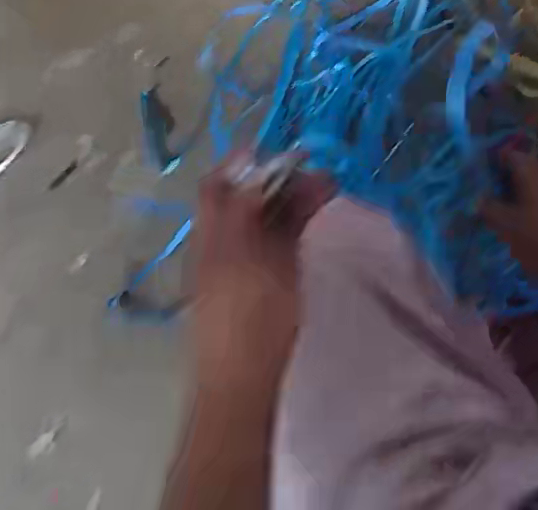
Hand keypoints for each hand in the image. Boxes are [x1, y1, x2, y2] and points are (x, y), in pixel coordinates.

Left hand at [186, 152, 333, 391]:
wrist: (240, 383)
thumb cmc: (252, 317)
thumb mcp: (267, 257)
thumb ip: (273, 214)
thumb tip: (282, 173)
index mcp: (214, 234)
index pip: (221, 182)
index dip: (249, 162)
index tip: (287, 154)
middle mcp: (218, 243)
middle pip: (244, 198)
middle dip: (280, 180)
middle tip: (318, 175)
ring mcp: (232, 264)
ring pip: (257, 219)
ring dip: (286, 201)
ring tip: (323, 193)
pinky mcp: (248, 282)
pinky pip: (263, 239)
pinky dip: (285, 224)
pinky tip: (307, 224)